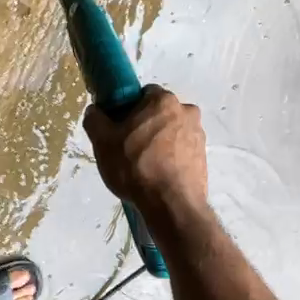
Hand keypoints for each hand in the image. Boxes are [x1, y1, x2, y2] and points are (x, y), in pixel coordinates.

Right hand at [83, 85, 208, 234]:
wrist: (171, 204)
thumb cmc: (135, 166)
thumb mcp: (103, 142)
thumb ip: (95, 120)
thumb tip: (95, 111)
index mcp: (163, 100)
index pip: (142, 94)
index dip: (127, 110)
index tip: (118, 128)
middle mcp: (187, 111)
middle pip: (159, 115)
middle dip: (145, 128)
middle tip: (128, 150)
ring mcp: (199, 136)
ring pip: (171, 134)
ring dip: (159, 145)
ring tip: (144, 168)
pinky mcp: (203, 159)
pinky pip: (181, 153)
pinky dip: (170, 161)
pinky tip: (158, 178)